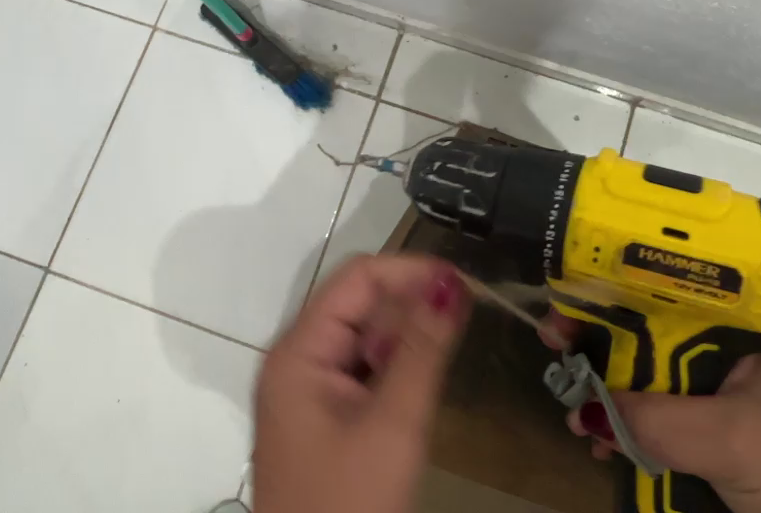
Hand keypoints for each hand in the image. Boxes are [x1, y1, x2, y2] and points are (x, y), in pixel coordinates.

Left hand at [253, 256, 470, 512]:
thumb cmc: (351, 503)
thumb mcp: (393, 423)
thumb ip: (423, 348)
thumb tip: (451, 280)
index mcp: (298, 350)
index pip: (359, 278)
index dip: (411, 272)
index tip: (464, 285)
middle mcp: (296, 357)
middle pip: (359, 302)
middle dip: (409, 306)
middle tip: (460, 324)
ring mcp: (306, 386)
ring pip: (363, 334)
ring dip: (404, 338)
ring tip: (441, 357)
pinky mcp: (321, 413)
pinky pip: (361, 367)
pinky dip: (392, 366)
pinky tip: (416, 386)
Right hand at [543, 314, 760, 512]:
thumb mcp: (729, 439)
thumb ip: (657, 422)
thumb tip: (583, 412)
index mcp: (740, 328)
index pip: (666, 294)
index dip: (614, 295)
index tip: (567, 308)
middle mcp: (726, 352)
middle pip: (650, 334)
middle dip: (602, 344)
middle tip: (556, 352)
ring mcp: (720, 396)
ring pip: (650, 379)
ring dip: (609, 394)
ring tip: (576, 416)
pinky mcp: (713, 438)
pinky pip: (658, 420)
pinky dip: (628, 430)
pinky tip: (603, 447)